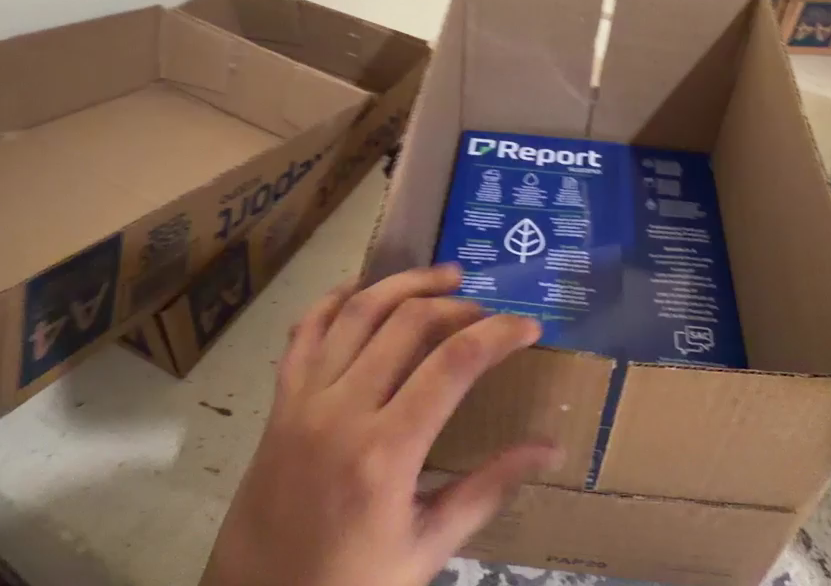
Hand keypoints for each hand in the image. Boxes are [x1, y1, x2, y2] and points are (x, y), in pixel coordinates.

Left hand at [200, 264, 558, 585]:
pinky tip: (365, 288)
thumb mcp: (427, 549)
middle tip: (487, 310)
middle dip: (456, 305)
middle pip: (407, 324)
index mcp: (386, 453)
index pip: (452, 365)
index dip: (497, 334)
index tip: (529, 325)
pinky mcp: (280, 399)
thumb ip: (488, 489)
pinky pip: (306, 330)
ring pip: (358, 312)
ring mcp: (304, 399)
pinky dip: (336, 299)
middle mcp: (343, 411)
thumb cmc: (350, 584)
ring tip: (444, 276)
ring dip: (405, 283)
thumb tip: (550, 449)